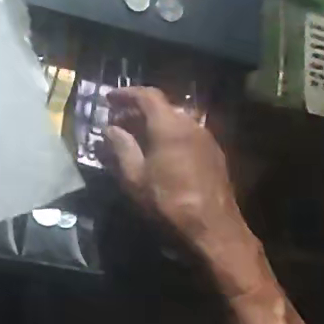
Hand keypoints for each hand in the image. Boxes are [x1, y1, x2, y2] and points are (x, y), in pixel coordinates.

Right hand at [104, 87, 273, 299]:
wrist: (214, 229)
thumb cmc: (169, 202)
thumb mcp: (135, 177)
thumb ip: (121, 147)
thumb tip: (110, 128)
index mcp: (169, 125)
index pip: (147, 95)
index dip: (126, 94)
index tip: (109, 99)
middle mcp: (191, 124)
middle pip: (162, 106)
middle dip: (137, 110)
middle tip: (117, 120)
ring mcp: (206, 138)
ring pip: (175, 120)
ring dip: (153, 123)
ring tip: (134, 136)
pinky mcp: (214, 153)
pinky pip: (186, 133)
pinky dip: (168, 134)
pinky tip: (158, 151)